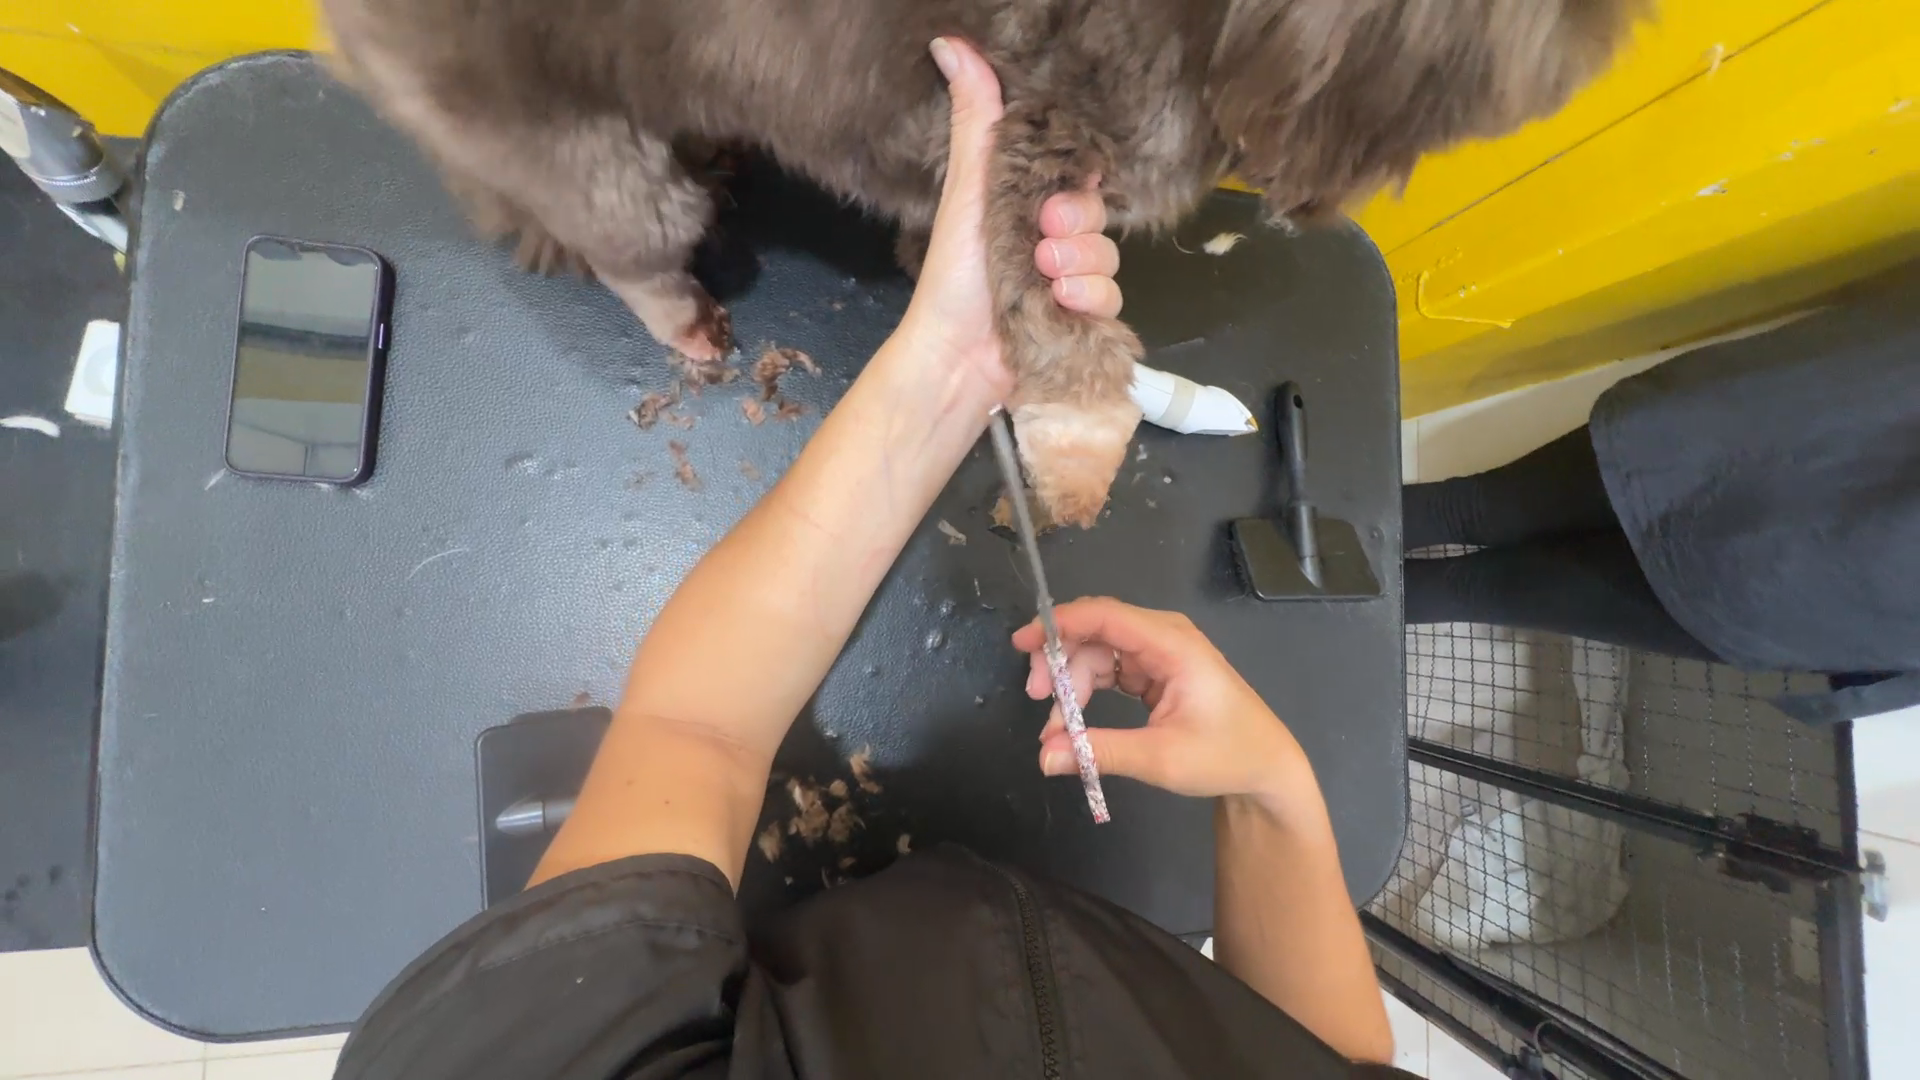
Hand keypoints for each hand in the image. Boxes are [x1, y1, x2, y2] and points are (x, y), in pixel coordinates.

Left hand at [898, 38, 1123, 399]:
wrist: (956, 355)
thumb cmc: (955, 276)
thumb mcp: (967, 193)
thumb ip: (976, 125)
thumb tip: (951, 44)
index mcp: (1029, 209)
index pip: (1079, 179)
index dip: (1079, 179)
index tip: (1057, 191)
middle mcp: (1054, 245)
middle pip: (1099, 217)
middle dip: (1077, 225)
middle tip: (1043, 237)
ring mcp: (1069, 285)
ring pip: (1109, 260)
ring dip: (1082, 265)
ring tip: (1046, 277)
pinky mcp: (1081, 322)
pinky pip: (1111, 301)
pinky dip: (1090, 300)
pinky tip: (1063, 303)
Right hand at [1011, 597, 1320, 819]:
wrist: (1266, 767)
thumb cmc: (1226, 756)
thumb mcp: (1161, 759)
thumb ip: (1100, 753)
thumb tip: (1043, 758)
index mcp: (1172, 644)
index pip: (1106, 616)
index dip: (1060, 623)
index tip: (1023, 643)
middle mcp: (1161, 636)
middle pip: (1094, 631)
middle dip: (1059, 661)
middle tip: (1037, 698)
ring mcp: (1156, 651)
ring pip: (1095, 650)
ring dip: (1069, 682)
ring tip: (1055, 728)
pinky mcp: (1151, 668)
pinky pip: (1106, 667)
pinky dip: (1084, 690)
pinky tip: (1071, 719)